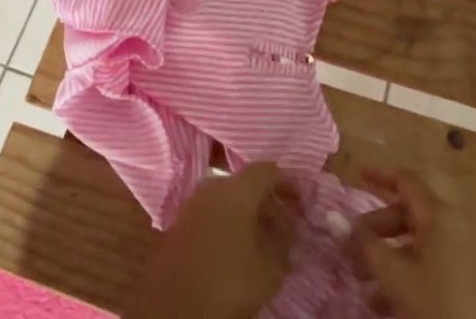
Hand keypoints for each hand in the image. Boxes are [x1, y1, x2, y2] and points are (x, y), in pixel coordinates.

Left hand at [125, 162, 303, 318]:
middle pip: (246, 183)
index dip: (288, 183)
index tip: (301, 203)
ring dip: (247, 212)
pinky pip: (211, 211)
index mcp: (237, 189)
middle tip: (284, 225)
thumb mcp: (270, 268)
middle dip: (268, 200)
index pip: (268, 170)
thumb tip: (288, 230)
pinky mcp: (180, 223)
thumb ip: (284, 242)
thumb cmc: (229, 281)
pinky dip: (228, 221)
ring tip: (263, 239)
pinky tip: (238, 246)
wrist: (174, 306)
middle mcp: (212, 187)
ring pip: (227, 197)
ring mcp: (193, 203)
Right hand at [346, 167, 475, 318]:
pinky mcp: (469, 277)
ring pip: (420, 240)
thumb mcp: (394, 275)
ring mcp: (466, 252)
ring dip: (389, 254)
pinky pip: (432, 261)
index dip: (381, 175)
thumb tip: (333, 218)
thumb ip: (363, 245)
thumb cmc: (436, 304)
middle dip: (379, 226)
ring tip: (362, 280)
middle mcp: (456, 225)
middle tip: (353, 244)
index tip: (358, 175)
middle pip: (411, 211)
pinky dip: (408, 270)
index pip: (408, 180)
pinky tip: (384, 301)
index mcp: (441, 215)